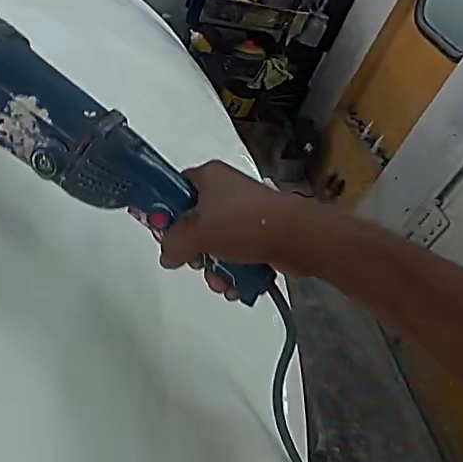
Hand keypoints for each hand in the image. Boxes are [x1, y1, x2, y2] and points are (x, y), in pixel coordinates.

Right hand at [158, 161, 334, 295]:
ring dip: (215, 268)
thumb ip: (172, 243)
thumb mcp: (196, 232)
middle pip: (194, 222)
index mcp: (208, 176)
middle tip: (197, 260)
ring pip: (215, 244)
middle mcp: (226, 191)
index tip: (164, 233)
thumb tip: (169, 255)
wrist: (298, 238)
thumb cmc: (245, 225)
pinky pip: (236, 255)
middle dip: (194, 250)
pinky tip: (238, 284)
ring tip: (223, 280)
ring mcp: (246, 213)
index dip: (165, 210)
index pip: (175, 187)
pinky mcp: (261, 235)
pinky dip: (235, 272)